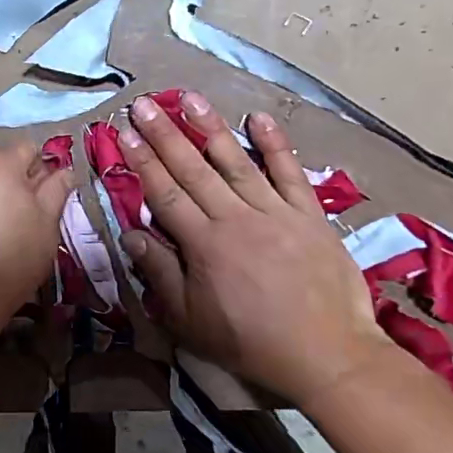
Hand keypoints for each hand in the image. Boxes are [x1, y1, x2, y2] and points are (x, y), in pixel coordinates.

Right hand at [115, 93, 390, 407]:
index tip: (124, 134)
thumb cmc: (250, 342)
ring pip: (237, 162)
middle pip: (194, 169)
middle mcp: (236, 218)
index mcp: (204, 244)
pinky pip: (290, 173)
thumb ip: (161, 273)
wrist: (327, 354)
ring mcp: (276, 212)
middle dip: (165, 134)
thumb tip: (132, 235)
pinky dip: (276, 145)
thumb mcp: (190, 319)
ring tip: (190, 97)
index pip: (165, 194)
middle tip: (144, 104)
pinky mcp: (309, 216)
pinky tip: (259, 119)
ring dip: (210, 128)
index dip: (142, 162)